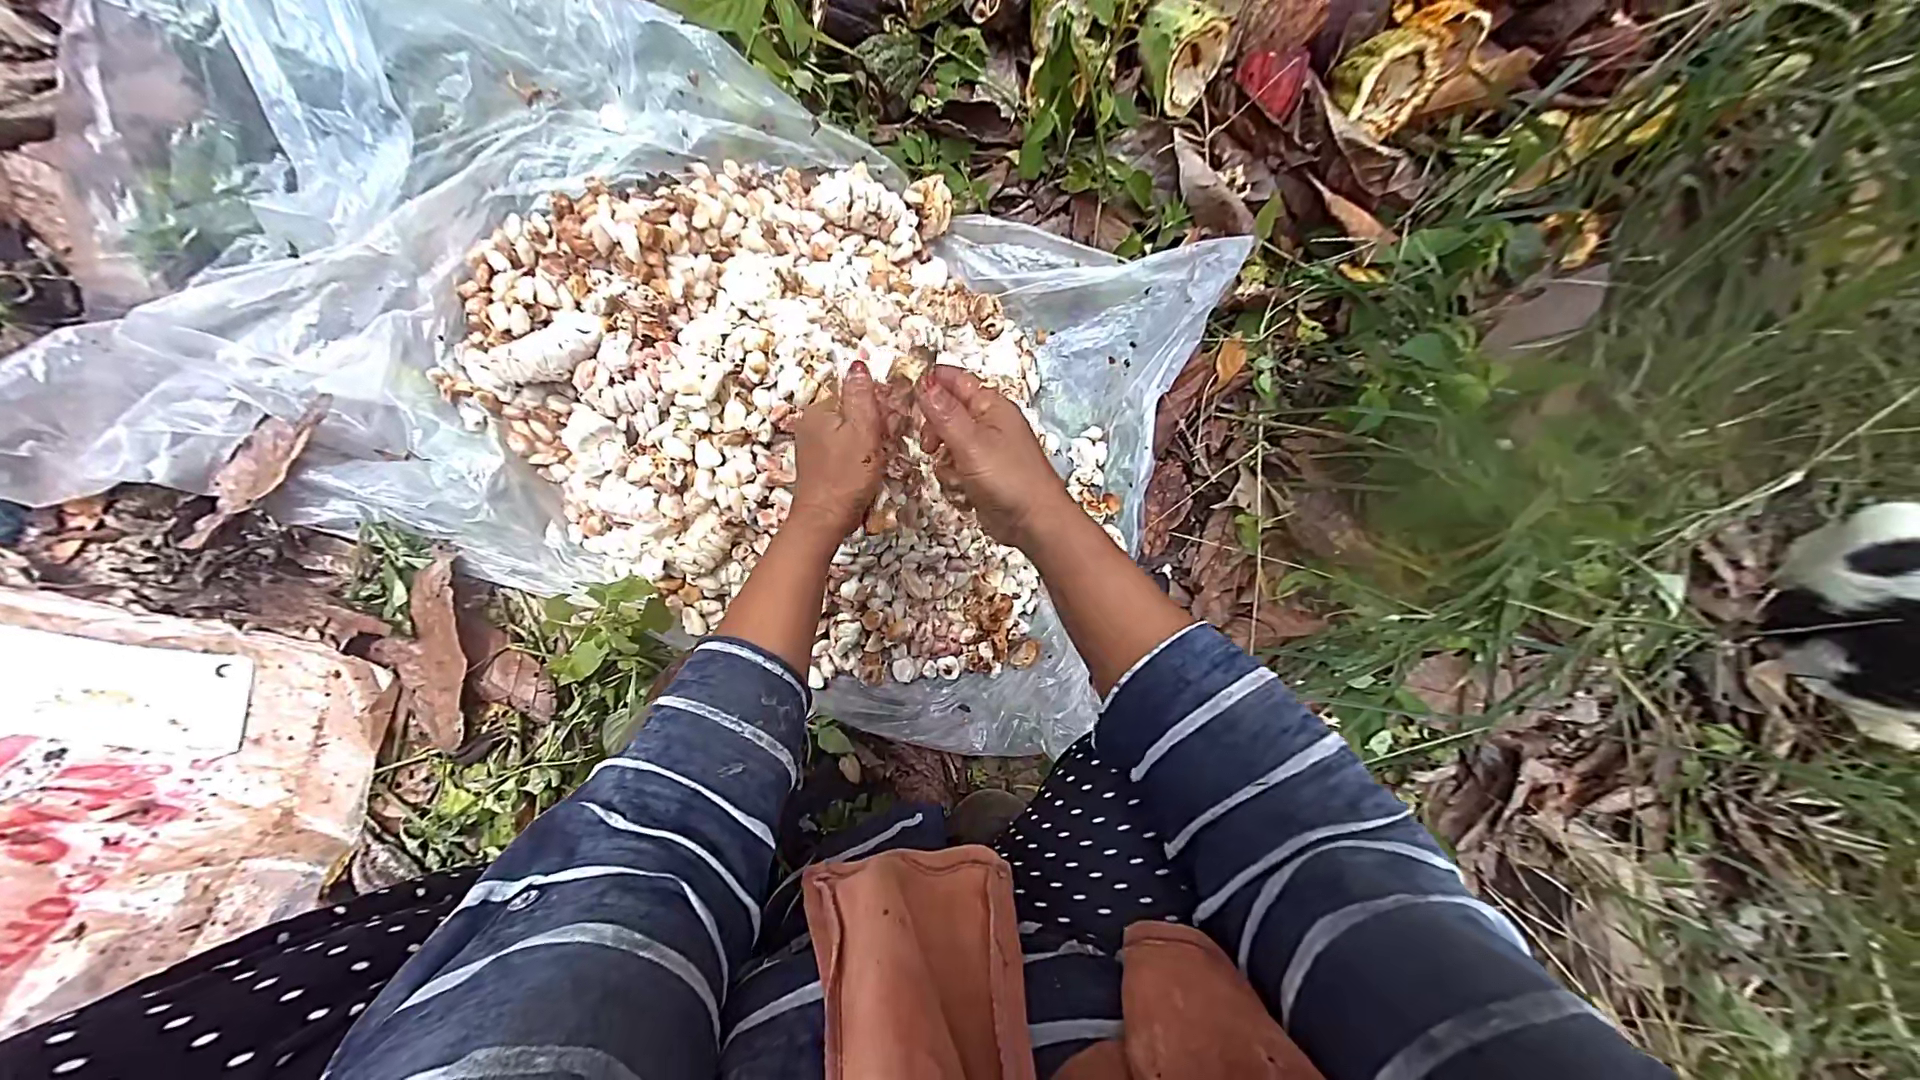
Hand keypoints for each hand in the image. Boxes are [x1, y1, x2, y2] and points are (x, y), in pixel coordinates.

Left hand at [790, 360, 885, 539]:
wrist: (824, 520)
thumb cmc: (846, 478)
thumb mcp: (863, 431)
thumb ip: (862, 396)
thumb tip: (858, 364)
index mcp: (819, 409)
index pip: (854, 390)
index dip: (878, 405)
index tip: (888, 423)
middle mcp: (811, 422)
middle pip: (852, 410)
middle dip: (874, 424)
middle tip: (884, 445)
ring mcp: (813, 443)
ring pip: (851, 430)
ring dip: (869, 441)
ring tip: (876, 460)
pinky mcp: (819, 462)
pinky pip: (845, 448)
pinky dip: (859, 455)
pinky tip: (866, 469)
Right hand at [915, 365, 1077, 551]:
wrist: (1033, 522)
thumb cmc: (1010, 479)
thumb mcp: (970, 442)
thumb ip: (944, 413)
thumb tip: (924, 384)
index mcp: (991, 405)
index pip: (955, 380)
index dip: (930, 384)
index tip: (907, 395)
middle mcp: (989, 423)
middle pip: (947, 412)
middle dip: (934, 429)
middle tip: (930, 444)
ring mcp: (985, 449)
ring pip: (947, 442)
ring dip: (943, 458)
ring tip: (952, 470)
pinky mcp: (982, 473)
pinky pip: (955, 466)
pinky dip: (953, 476)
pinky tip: (961, 487)